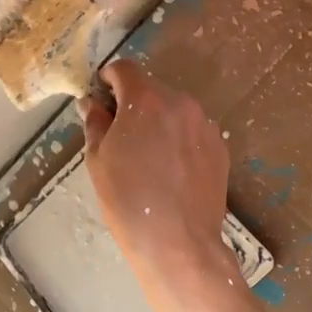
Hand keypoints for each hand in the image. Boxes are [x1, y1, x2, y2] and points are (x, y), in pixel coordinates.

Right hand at [83, 57, 231, 279]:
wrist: (178, 243)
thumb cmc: (128, 199)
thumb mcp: (97, 158)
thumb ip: (95, 122)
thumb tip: (92, 104)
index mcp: (146, 99)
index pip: (124, 68)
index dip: (109, 79)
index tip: (101, 98)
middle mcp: (179, 103)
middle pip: (151, 88)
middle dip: (133, 102)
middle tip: (120, 132)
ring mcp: (204, 125)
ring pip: (173, 109)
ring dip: (158, 120)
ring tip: (148, 154)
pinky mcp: (219, 148)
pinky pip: (191, 131)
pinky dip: (178, 138)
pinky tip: (170, 169)